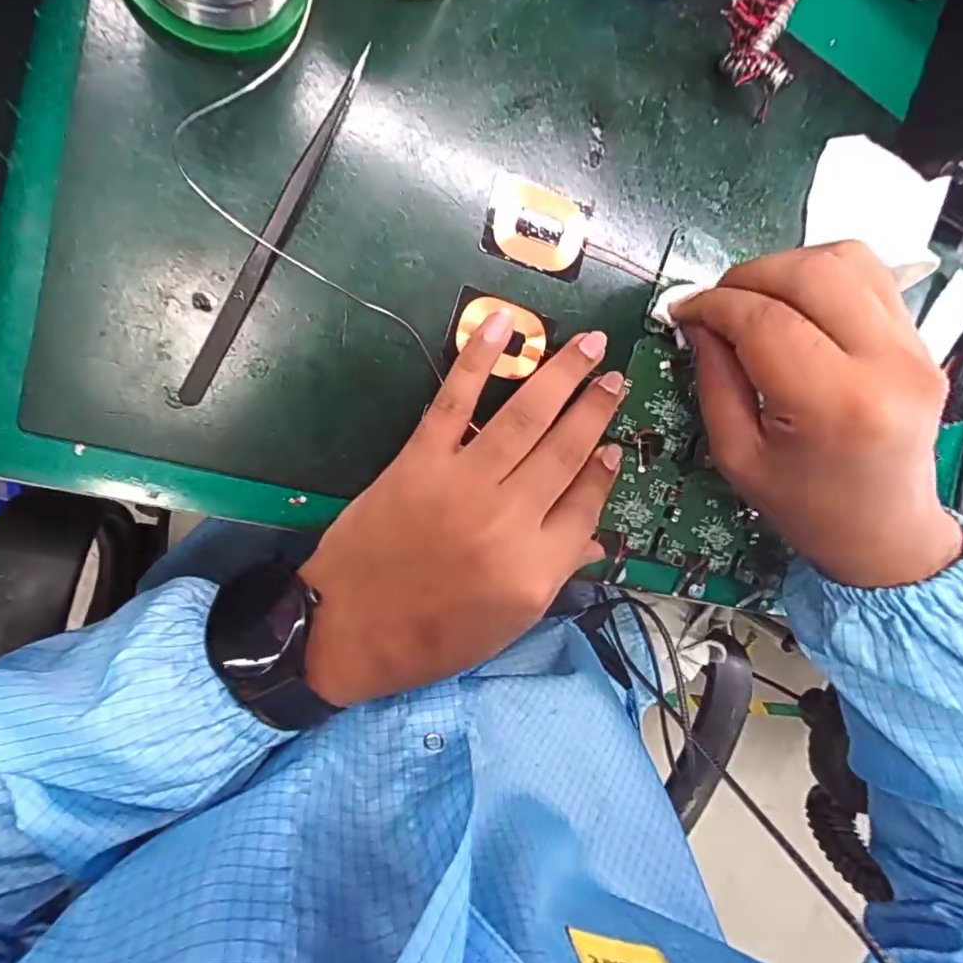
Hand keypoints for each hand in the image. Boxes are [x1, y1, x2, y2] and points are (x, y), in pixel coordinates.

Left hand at [299, 313, 625, 705]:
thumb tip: (596, 539)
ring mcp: (462, 484)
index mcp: (535, 567)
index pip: (586, 505)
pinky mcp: (418, 461)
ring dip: (560, 375)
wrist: (348, 628)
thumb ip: (554, 575)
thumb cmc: (429, 637)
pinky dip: (477, 360)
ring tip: (588, 344)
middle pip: (565, 452)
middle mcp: (509, 519)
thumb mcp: (504, 624)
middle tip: (615, 374)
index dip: (604, 471)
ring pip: (524, 419)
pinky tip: (502, 326)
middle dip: (595, 409)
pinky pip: (455, 402)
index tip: (615, 445)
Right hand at [671, 241, 962, 587]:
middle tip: (714, 303)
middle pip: (813, 273)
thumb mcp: (735, 453)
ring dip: (785, 268)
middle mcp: (888, 364)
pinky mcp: (921, 341)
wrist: (885, 531)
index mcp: (835, 404)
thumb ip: (715, 380)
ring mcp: (915, 348)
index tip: (681, 311)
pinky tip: (790, 305)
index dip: (713, 305)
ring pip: (848, 259)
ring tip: (751, 301)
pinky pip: (869, 278)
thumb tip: (700, 322)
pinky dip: (819, 277)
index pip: (765, 320)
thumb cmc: (803, 505)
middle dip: (747, 276)